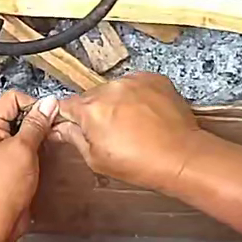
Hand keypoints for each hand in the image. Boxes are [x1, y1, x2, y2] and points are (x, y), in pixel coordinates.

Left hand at [0, 90, 58, 241]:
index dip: (32, 104)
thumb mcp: (22, 150)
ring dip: (39, 142)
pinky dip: (37, 157)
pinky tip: (48, 163)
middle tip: (55, 133)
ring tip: (53, 149)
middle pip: (17, 119)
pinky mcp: (8, 175)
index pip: (10, 100)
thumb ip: (36, 124)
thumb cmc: (0, 189)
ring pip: (23, 139)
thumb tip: (48, 102)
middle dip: (38, 123)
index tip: (50, 116)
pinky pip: (25, 157)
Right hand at [52, 73, 203, 192]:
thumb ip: (73, 138)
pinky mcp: (153, 79)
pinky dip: (137, 97)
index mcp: (90, 109)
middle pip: (91, 97)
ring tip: (132, 125)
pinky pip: (135, 84)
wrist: (182, 156)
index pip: (65, 105)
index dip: (67, 117)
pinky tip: (145, 116)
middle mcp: (109, 88)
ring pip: (114, 90)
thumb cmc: (141, 163)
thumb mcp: (96, 160)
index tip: (73, 126)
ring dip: (117, 103)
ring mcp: (133, 81)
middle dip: (96, 112)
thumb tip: (59, 128)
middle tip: (110, 133)